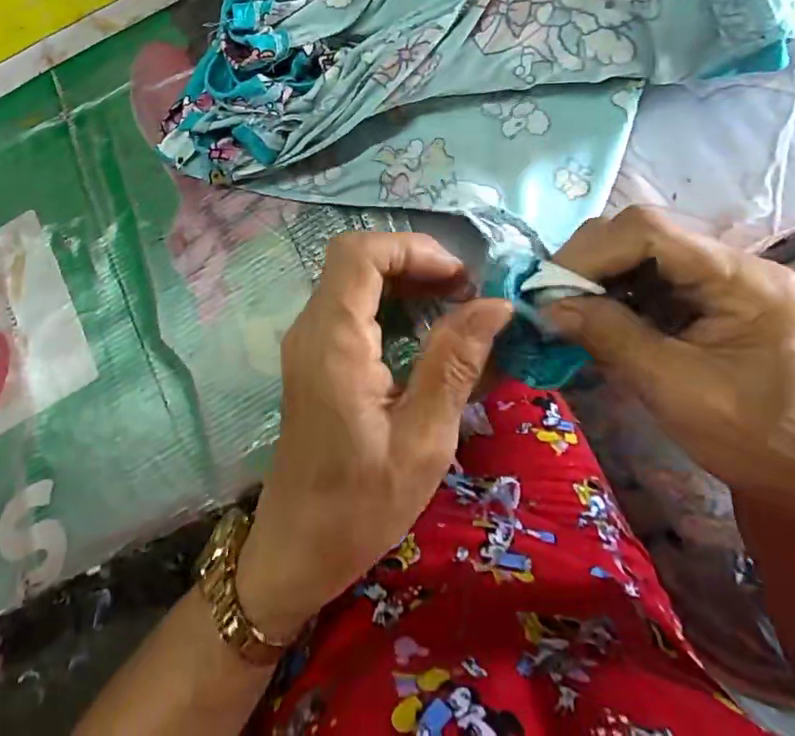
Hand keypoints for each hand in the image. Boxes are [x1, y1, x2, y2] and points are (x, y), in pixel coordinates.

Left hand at [235, 233, 511, 641]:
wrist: (298, 545)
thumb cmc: (362, 504)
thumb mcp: (424, 438)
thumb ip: (455, 363)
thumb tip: (496, 304)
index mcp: (333, 341)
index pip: (359, 253)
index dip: (412, 249)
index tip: (462, 279)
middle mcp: (310, 329)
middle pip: (353, 259)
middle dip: (413, 262)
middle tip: (468, 294)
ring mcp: (305, 343)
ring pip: (350, 281)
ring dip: (403, 282)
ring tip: (458, 309)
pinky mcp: (311, 359)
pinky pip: (347, 309)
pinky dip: (387, 305)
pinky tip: (426, 333)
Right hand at [547, 207, 794, 520]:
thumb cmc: (748, 438)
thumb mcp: (671, 386)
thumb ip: (609, 335)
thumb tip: (546, 305)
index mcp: (744, 281)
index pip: (650, 233)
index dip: (590, 252)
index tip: (548, 288)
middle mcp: (737, 266)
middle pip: (642, 233)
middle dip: (588, 261)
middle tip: (552, 299)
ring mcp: (724, 280)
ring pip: (639, 250)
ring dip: (596, 275)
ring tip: (568, 308)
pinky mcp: (709, 298)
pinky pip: (648, 276)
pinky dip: (612, 290)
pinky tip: (596, 316)